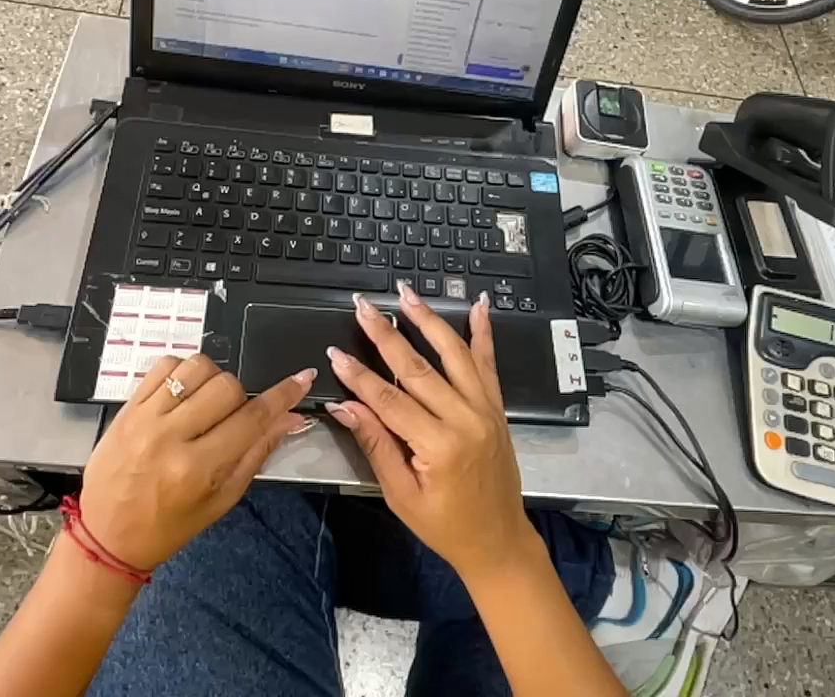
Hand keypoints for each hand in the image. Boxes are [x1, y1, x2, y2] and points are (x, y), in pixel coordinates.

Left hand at [78, 354, 313, 569]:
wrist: (106, 538)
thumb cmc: (168, 526)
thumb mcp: (221, 500)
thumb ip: (258, 453)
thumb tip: (291, 418)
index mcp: (198, 469)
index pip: (253, 418)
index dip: (283, 395)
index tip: (302, 379)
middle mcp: (171, 438)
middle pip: (228, 386)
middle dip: (240, 396)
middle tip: (230, 417)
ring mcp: (145, 419)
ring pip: (197, 367)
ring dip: (212, 379)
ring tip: (204, 402)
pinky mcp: (127, 408)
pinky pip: (163, 365)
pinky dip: (181, 371)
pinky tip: (182, 393)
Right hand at [324, 284, 539, 580]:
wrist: (499, 541)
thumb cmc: (446, 526)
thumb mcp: (401, 495)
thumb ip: (376, 445)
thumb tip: (344, 406)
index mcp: (439, 446)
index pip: (389, 400)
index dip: (359, 376)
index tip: (335, 353)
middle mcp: (466, 419)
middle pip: (419, 367)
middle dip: (386, 334)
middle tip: (363, 307)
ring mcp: (485, 409)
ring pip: (454, 353)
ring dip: (428, 320)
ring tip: (406, 294)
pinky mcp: (497, 406)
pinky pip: (489, 362)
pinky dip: (484, 332)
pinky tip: (481, 304)